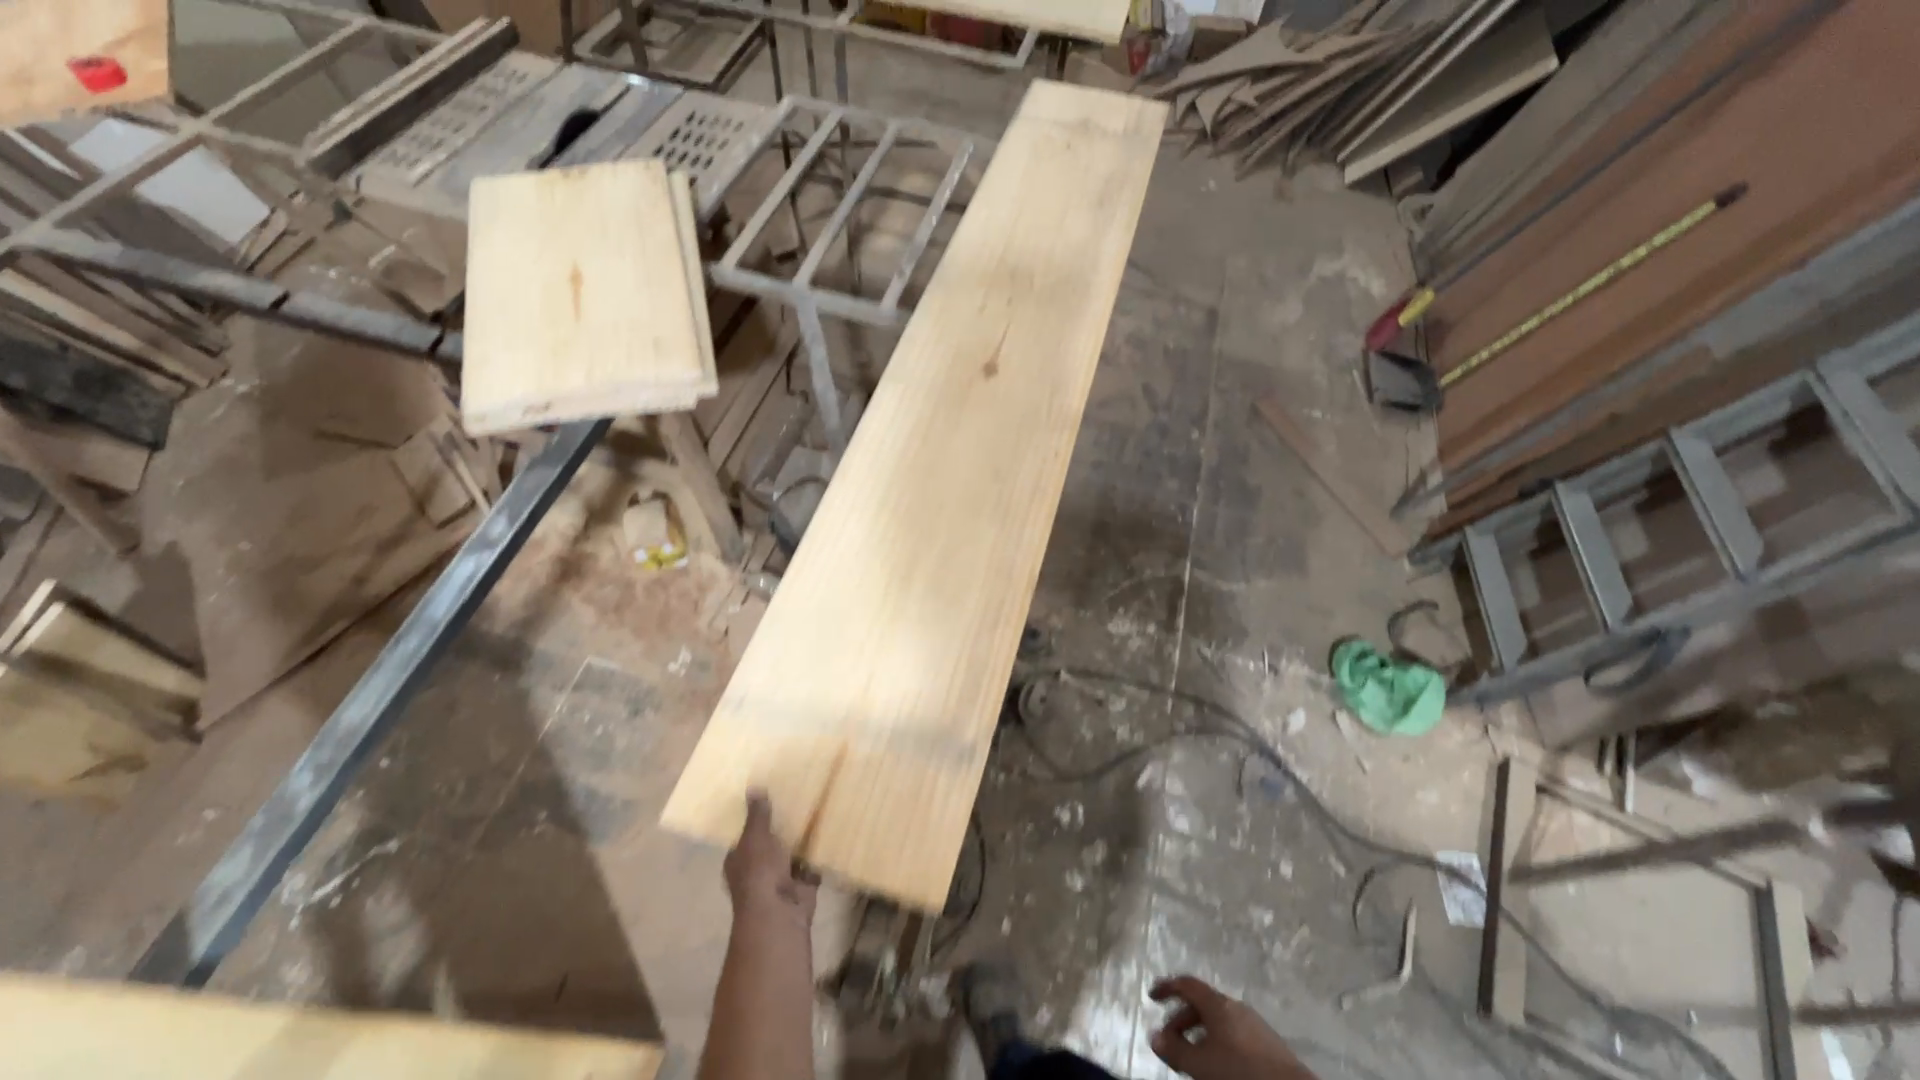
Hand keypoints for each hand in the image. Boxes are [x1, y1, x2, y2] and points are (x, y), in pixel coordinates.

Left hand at [723, 792, 818, 927]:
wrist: (779, 912)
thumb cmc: (759, 872)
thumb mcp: (756, 836)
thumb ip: (758, 815)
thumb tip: (753, 787)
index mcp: (739, 860)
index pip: (745, 837)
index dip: (757, 822)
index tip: (772, 803)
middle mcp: (756, 872)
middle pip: (770, 847)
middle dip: (782, 832)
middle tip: (798, 806)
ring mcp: (779, 882)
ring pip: (791, 858)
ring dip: (801, 845)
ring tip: (816, 817)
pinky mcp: (801, 889)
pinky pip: (810, 870)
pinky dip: (817, 860)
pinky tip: (827, 839)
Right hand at [1149, 975, 1312, 1079]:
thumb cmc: (1239, 1071)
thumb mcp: (1200, 1064)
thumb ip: (1175, 1049)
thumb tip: (1154, 1036)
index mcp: (1218, 1005)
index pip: (1187, 984)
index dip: (1167, 987)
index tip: (1152, 996)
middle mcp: (1235, 1007)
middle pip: (1201, 1003)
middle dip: (1181, 1018)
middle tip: (1168, 1039)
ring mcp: (1252, 1023)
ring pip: (1217, 1020)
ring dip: (1198, 1033)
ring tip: (1190, 1055)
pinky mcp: (1265, 1040)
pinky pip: (1231, 1031)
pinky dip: (1215, 1040)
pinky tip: (1215, 1062)